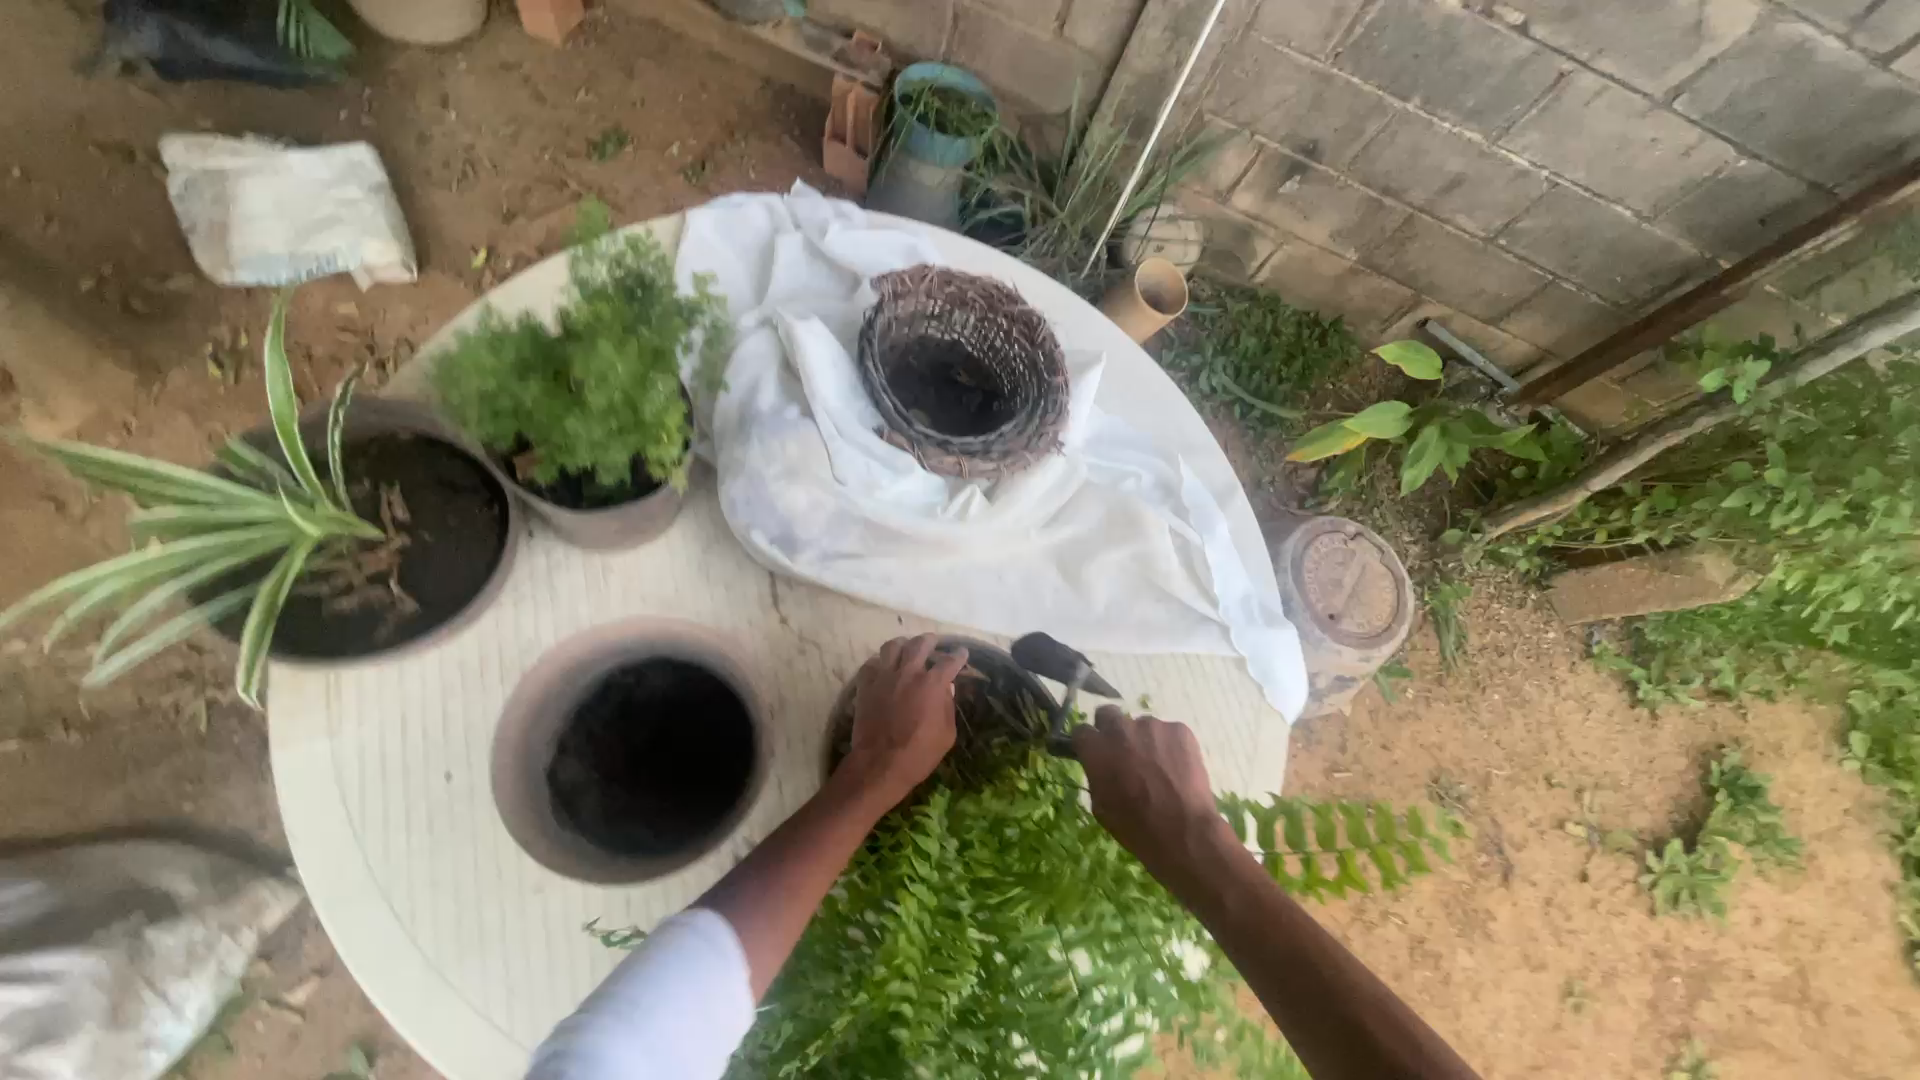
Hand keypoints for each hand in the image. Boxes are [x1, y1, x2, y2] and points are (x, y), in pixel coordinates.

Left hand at [845, 634, 966, 803]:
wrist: (880, 764)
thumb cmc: (919, 753)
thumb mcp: (947, 734)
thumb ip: (948, 706)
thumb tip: (947, 689)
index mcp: (932, 684)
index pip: (950, 661)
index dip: (959, 655)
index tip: (962, 653)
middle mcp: (909, 672)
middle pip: (920, 644)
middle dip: (930, 640)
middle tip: (934, 642)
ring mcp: (884, 677)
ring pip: (892, 646)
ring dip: (903, 644)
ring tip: (906, 647)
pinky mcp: (865, 685)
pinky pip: (870, 664)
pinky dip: (879, 662)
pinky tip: (882, 667)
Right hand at [1072, 706, 1233, 876]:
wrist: (1183, 831)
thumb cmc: (1136, 826)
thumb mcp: (1100, 806)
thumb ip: (1096, 775)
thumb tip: (1101, 766)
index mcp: (1096, 748)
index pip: (1081, 730)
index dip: (1088, 743)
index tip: (1095, 753)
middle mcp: (1120, 729)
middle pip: (1108, 714)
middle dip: (1112, 730)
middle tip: (1123, 752)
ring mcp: (1152, 726)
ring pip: (1142, 726)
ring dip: (1144, 740)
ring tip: (1158, 767)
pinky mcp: (1179, 729)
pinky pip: (1168, 732)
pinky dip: (1170, 745)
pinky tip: (1176, 768)